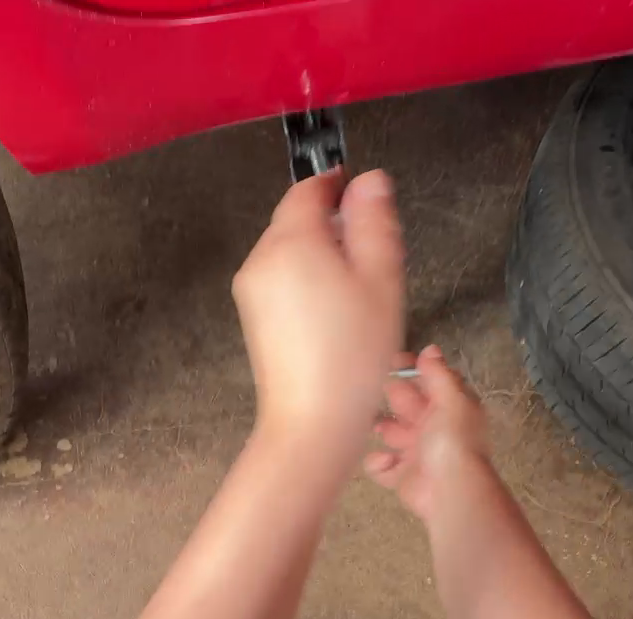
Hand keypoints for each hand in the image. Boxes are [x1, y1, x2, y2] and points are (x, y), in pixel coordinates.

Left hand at [233, 168, 405, 457]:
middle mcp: (261, 260)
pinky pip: (281, 284)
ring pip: (289, 253)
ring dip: (320, 258)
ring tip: (354, 296)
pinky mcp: (253, 320)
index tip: (364, 200)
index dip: (338, 187)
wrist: (312, 422)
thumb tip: (370, 182)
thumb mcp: (381, 279)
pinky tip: (333, 318)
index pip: (309, 189)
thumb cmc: (351, 357)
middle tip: (370, 260)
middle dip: (332, 228)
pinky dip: (306, 286)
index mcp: (291, 241)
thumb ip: (374, 221)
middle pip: (296, 221)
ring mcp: (252, 292)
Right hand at [365, 346, 491, 521]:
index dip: (411, 370)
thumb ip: (438, 374)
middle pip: (406, 404)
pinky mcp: (400, 476)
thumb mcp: (451, 399)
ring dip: (381, 427)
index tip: (390, 359)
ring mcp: (415, 453)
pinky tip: (386, 461)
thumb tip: (430, 349)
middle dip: (392, 396)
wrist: (449, 490)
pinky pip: (381, 465)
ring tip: (376, 426)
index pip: (429, 382)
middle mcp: (432, 428)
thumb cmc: (452, 440)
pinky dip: (378, 463)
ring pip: (390, 433)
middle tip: (375, 388)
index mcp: (449, 408)